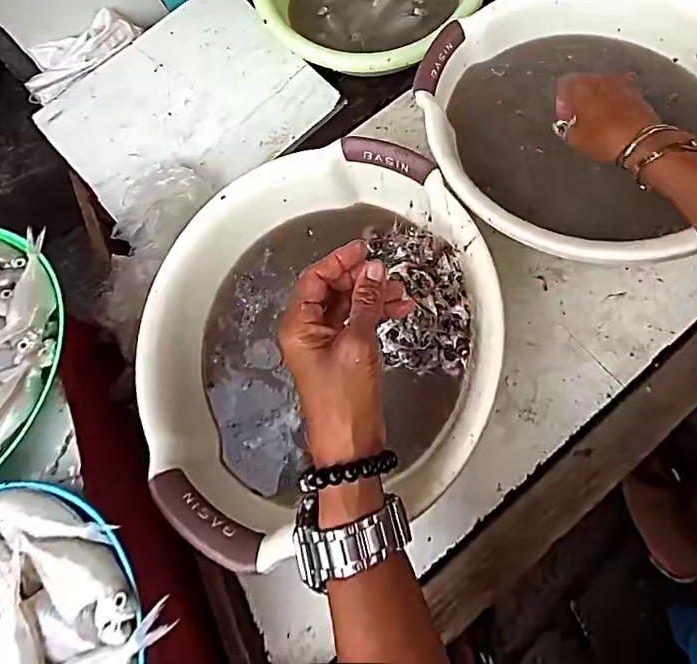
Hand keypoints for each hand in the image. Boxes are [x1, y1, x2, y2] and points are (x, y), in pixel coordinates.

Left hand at [277, 240, 413, 465]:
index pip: (315, 278)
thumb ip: (366, 304)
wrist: (351, 446)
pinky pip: (356, 321)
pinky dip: (375, 312)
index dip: (338, 261)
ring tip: (398, 291)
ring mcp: (324, 341)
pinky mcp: (342, 352)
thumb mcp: (357, 344)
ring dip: (372, 295)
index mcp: (298, 325)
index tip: (360, 250)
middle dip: (360, 278)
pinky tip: (396, 307)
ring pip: (347, 304)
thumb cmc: (343, 404)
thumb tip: (373, 273)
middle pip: (332, 288)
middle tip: (384, 273)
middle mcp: (307, 330)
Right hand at [556, 73, 661, 162]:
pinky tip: (615, 118)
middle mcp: (600, 79)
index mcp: (580, 86)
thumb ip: (569, 126)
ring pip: (603, 87)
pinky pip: (619, 95)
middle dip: (581, 98)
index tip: (567, 118)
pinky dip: (615, 103)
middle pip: (584, 83)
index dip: (562, 102)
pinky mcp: (639, 93)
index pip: (563, 85)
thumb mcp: (575, 139)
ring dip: (599, 99)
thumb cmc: (602, 138)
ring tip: (599, 118)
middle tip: (581, 117)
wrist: (643, 143)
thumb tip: (573, 124)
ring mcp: (622, 84)